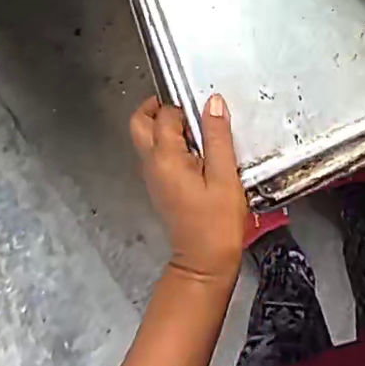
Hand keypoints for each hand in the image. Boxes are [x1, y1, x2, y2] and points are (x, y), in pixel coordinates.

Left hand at [127, 94, 246, 282]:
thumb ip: (217, 135)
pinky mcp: (162, 185)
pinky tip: (200, 150)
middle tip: (190, 108)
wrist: (204, 263)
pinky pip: (159, 152)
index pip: (164, 115)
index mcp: (165, 158)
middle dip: (160, 107)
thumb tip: (212, 102)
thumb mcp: (224, 174)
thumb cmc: (217, 220)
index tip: (206, 108)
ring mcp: (154, 176)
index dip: (184, 106)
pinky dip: (173, 142)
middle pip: (140, 123)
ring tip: (201, 130)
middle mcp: (152, 164)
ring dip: (168, 125)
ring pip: (148, 137)